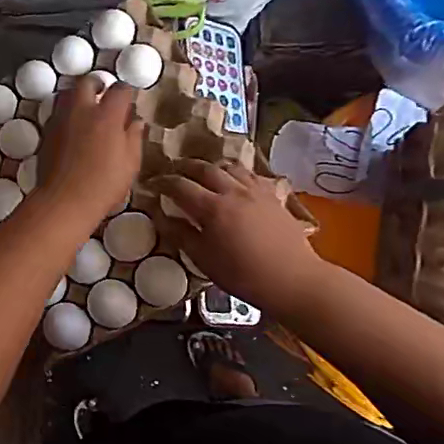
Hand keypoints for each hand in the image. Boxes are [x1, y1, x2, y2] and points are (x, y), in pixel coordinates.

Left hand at [28, 75, 145, 229]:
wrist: (64, 201)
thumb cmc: (103, 185)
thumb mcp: (130, 163)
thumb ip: (134, 138)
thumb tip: (136, 122)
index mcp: (107, 116)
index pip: (120, 89)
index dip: (126, 91)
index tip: (129, 98)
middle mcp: (81, 111)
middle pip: (87, 82)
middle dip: (97, 83)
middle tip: (104, 92)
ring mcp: (60, 120)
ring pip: (66, 94)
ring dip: (78, 95)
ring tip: (86, 107)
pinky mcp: (46, 134)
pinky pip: (56, 113)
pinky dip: (65, 113)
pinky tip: (72, 127)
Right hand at [157, 159, 325, 315]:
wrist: (291, 278)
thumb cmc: (243, 275)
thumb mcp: (204, 260)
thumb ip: (182, 235)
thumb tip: (163, 217)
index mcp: (212, 208)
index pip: (179, 186)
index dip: (162, 183)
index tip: (152, 185)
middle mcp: (233, 191)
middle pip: (204, 168)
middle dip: (184, 167)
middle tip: (173, 172)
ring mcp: (255, 190)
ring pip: (229, 166)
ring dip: (211, 166)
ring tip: (202, 173)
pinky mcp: (273, 195)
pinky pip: (250, 174)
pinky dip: (235, 173)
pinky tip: (234, 182)